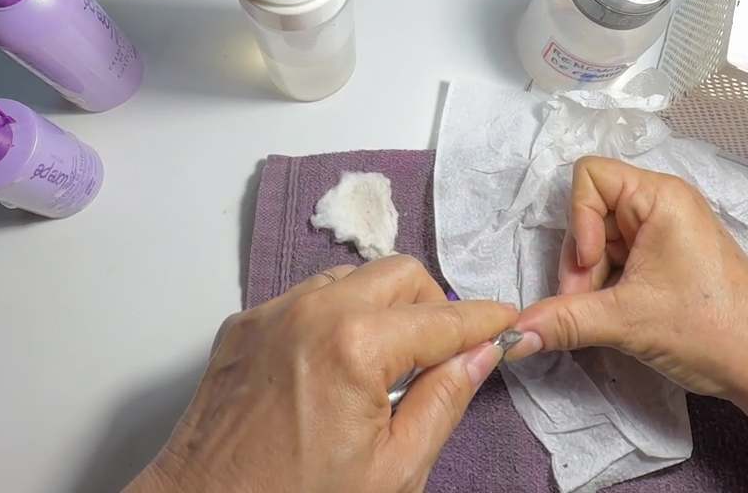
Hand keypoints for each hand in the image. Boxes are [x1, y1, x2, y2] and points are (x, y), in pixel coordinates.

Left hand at [129, 255, 522, 492]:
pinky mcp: (244, 324)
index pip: (441, 318)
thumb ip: (444, 400)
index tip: (504, 320)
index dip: (482, 320)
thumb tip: (480, 355)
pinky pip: (307, 297)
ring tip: (384, 363)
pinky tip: (334, 365)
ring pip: (353, 278)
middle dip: (431, 305)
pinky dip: (335, 317)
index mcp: (356, 346)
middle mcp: (312, 311)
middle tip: (441, 353)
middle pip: (400, 274)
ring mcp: (272, 312)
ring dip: (381, 307)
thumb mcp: (392, 474)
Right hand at [512, 157, 747, 402]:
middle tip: (587, 304)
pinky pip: (621, 254)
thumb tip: (514, 333)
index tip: (592, 264)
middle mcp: (663, 202)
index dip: (579, 218)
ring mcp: (667, 228)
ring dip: (593, 276)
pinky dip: (610, 283)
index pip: (589, 175)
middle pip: (592, 210)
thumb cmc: (711, 330)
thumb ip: (564, 319)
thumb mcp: (628, 321)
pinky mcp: (670, 254)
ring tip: (606, 316)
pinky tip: (620, 314)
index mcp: (660, 195)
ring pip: (603, 236)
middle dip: (581, 259)